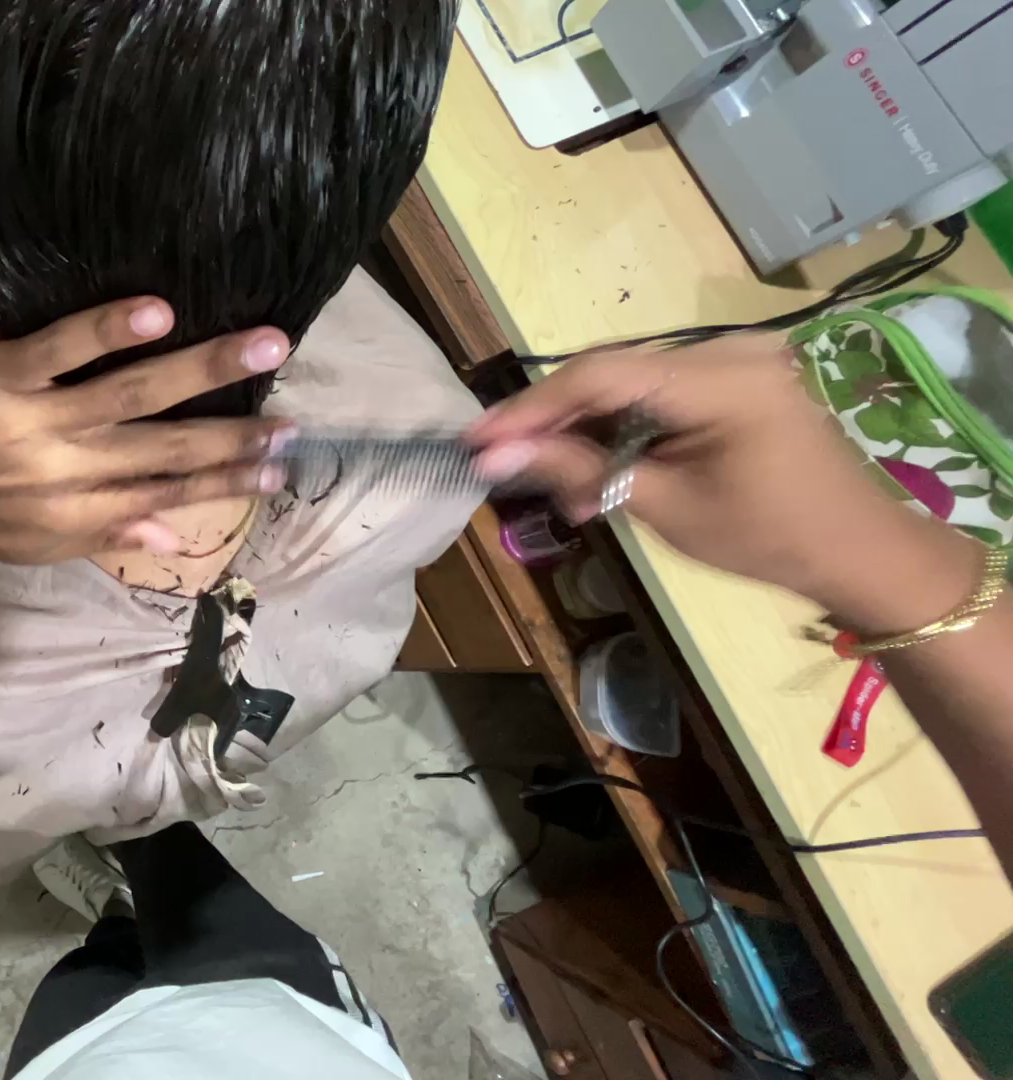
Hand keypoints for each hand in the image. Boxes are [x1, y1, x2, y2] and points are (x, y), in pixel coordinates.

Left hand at [0, 297, 293, 569]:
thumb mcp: (40, 544)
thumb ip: (108, 534)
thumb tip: (174, 535)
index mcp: (84, 512)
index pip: (171, 495)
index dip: (228, 483)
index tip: (280, 470)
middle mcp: (74, 469)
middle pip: (170, 448)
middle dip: (237, 433)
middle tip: (296, 413)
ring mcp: (39, 419)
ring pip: (134, 393)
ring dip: (204, 370)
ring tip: (266, 345)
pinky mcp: (1, 374)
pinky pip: (61, 348)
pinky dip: (109, 330)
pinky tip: (161, 313)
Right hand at [465, 337, 978, 633]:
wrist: (856, 548)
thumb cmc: (764, 536)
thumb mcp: (658, 505)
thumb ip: (573, 469)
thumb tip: (490, 457)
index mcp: (726, 381)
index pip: (598, 377)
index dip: (528, 408)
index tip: (475, 439)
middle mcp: (729, 351)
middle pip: (603, 375)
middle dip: (547, 423)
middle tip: (500, 462)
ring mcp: (730, 359)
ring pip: (615, 385)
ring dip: (576, 434)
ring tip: (555, 487)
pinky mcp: (725, 375)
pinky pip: (643, 394)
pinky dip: (609, 432)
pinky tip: (593, 474)